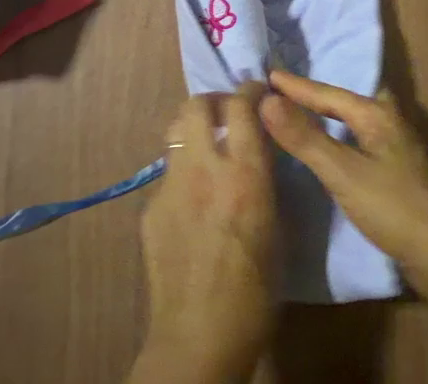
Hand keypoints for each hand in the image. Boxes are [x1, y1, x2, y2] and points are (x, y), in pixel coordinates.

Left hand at [129, 84, 278, 383]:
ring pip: (176, 135)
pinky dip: (184, 174)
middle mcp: (204, 169)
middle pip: (196, 105)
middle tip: (227, 115)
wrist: (200, 336)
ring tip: (209, 151)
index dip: (250, 90)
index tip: (257, 92)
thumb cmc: (256, 290)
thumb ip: (264, 179)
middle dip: (213, 101)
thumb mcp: (277, 225)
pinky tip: (193, 204)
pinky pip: (168, 176)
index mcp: (245, 174)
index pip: (242, 105)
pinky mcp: (150, 209)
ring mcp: (170, 187)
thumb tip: (259, 153)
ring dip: (194, 133)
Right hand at [258, 69, 427, 281]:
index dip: (296, 87)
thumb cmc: (393, 208)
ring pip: (356, 122)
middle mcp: (392, 121)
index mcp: (378, 114)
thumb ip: (306, 137)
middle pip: (346, 102)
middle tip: (285, 90)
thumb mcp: (343, 173)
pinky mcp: (400, 171)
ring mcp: (400, 147)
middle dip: (316, 95)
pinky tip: (332, 151)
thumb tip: (268, 99)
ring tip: (301, 115)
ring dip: (328, 117)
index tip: (266, 75)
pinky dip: (340, 139)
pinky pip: (361, 142)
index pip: (328, 93)